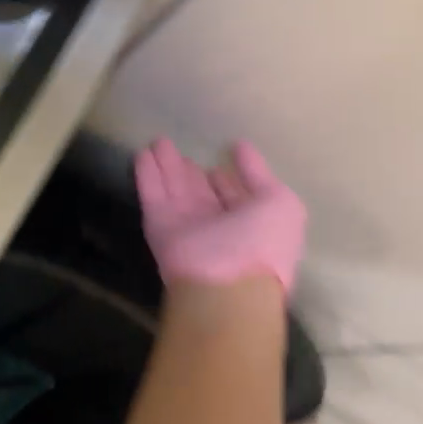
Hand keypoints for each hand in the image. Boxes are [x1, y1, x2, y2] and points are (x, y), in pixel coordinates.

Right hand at [135, 139, 306, 297]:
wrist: (224, 282)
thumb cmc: (262, 243)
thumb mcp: (281, 205)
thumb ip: (259, 175)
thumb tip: (240, 147)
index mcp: (251, 222)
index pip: (237, 195)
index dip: (231, 177)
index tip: (222, 156)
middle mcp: (217, 222)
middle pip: (199, 189)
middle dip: (189, 168)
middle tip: (177, 145)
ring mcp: (185, 222)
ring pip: (172, 186)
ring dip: (165, 165)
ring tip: (158, 141)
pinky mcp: (157, 222)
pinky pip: (151, 191)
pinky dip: (146, 172)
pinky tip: (142, 153)